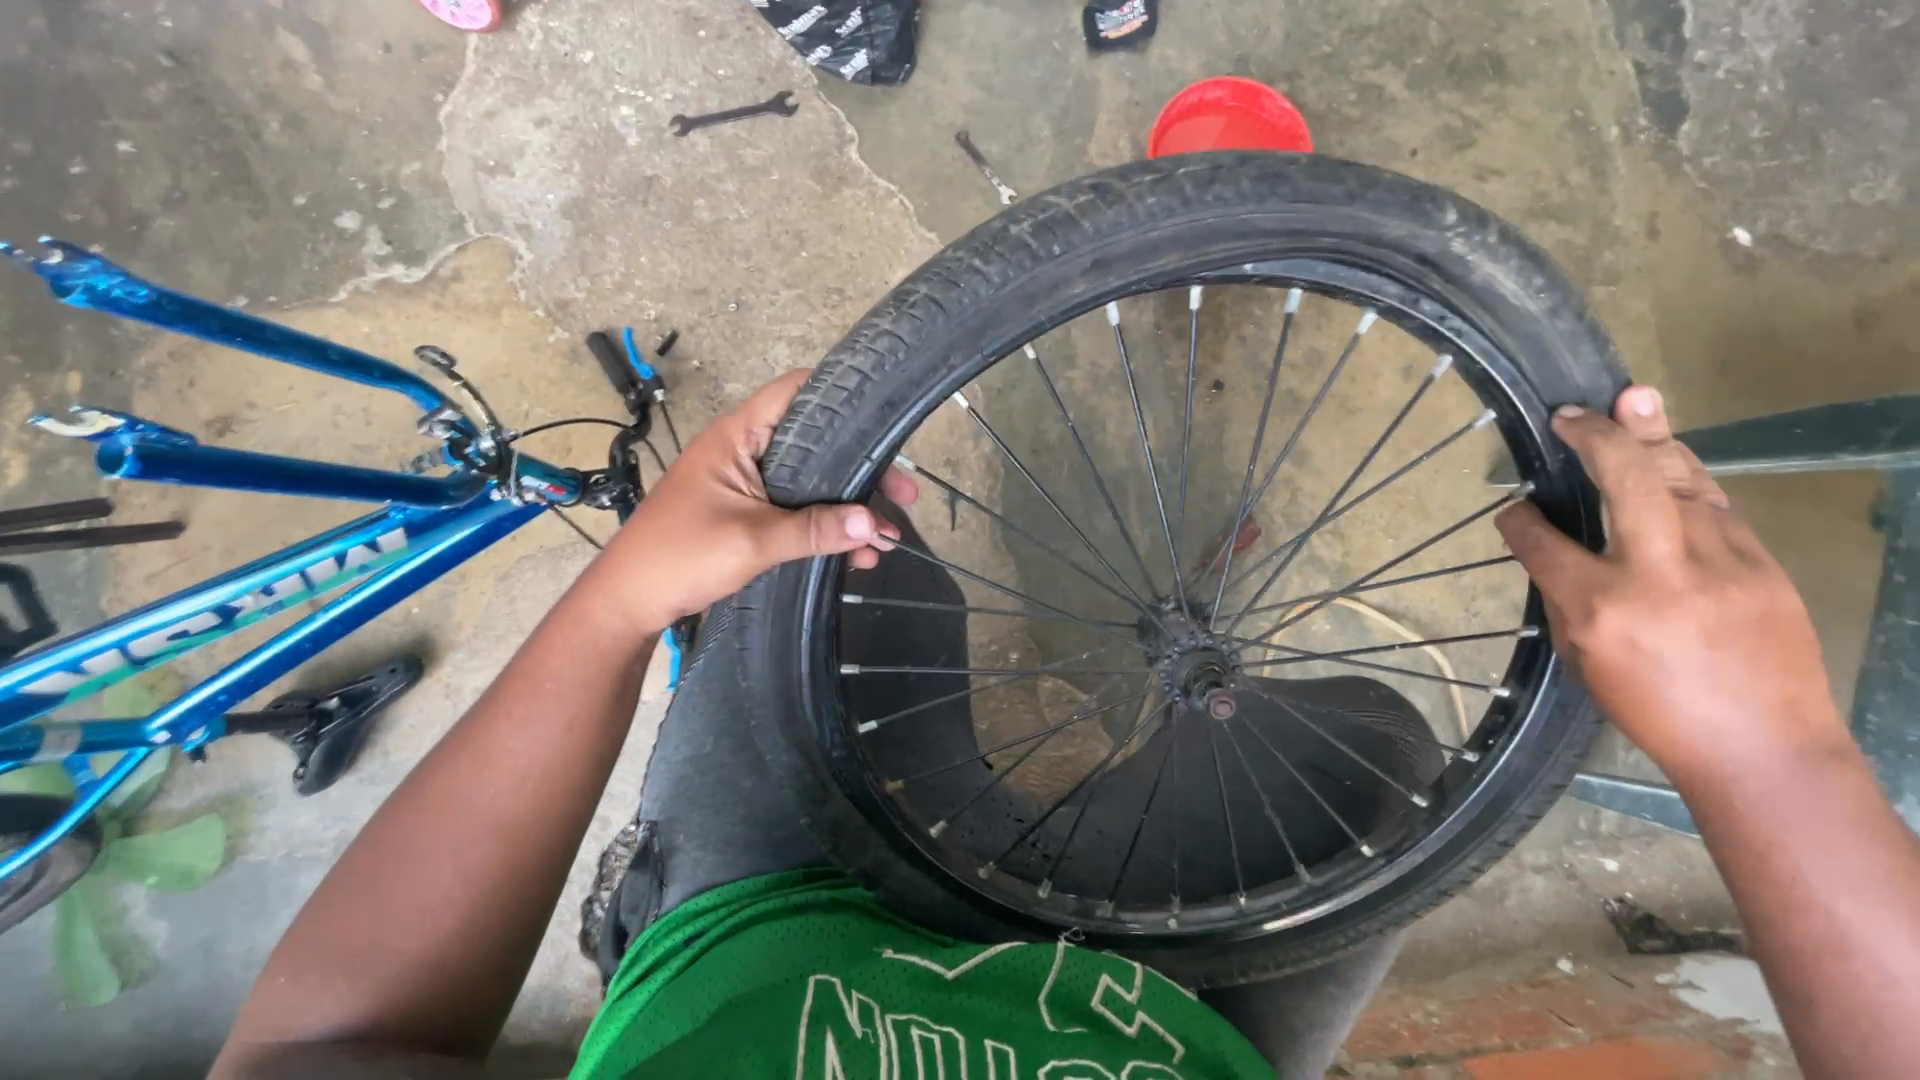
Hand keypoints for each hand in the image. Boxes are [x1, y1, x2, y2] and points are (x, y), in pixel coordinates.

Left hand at [587, 370, 918, 639]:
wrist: (630, 602)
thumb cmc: (681, 556)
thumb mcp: (754, 542)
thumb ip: (815, 529)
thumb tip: (872, 523)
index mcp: (739, 436)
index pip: (796, 391)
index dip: (841, 395)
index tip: (884, 422)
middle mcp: (746, 451)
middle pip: (818, 444)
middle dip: (863, 473)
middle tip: (904, 498)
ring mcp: (747, 484)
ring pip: (813, 484)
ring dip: (848, 510)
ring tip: (885, 540)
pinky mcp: (748, 514)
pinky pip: (797, 512)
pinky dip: (826, 530)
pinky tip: (855, 558)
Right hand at [1494, 386, 1845, 786]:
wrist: (1763, 745)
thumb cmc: (1653, 709)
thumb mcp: (1585, 659)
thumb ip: (1568, 597)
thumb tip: (1556, 551)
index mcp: (1602, 607)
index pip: (1543, 543)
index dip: (1518, 522)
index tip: (1510, 512)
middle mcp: (1660, 573)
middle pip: (1629, 483)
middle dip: (1597, 440)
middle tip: (1570, 414)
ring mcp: (1723, 562)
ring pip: (1683, 479)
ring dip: (1652, 437)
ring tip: (1632, 398)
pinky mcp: (1763, 562)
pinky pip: (1715, 504)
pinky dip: (1686, 475)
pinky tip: (1670, 457)